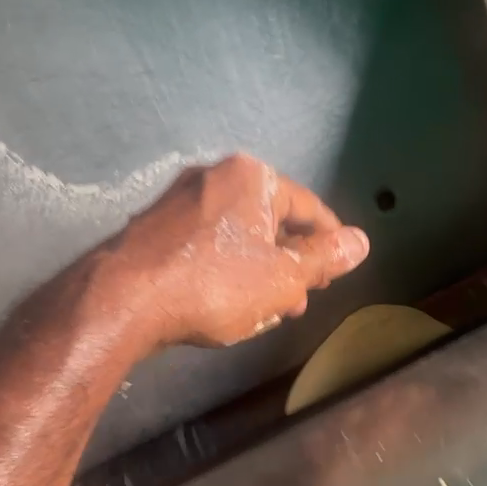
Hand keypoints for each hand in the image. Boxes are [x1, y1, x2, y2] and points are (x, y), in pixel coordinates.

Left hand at [114, 154, 369, 346]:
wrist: (125, 299)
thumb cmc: (217, 284)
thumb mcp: (285, 277)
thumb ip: (325, 258)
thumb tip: (361, 241)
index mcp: (252, 178)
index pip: (308, 208)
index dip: (329, 242)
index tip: (336, 270)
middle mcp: (214, 176)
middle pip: (271, 221)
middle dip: (290, 262)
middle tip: (300, 299)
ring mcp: (179, 200)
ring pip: (239, 235)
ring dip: (260, 271)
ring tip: (267, 309)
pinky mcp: (154, 227)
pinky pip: (208, 244)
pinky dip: (228, 269)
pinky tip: (228, 302)